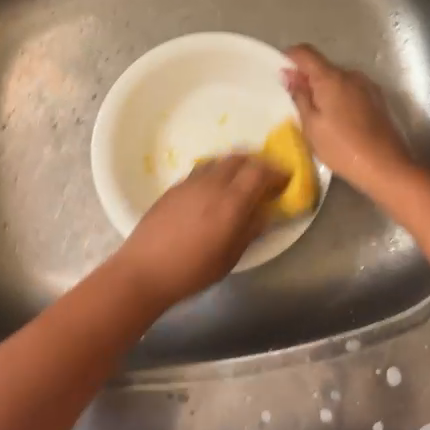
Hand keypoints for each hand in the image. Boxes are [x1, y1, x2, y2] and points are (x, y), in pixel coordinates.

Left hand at [108, 156, 287, 307]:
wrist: (144, 270)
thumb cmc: (192, 271)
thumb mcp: (230, 257)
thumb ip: (250, 230)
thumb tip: (264, 213)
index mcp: (230, 202)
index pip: (260, 172)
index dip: (276, 172)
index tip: (285, 179)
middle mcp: (212, 184)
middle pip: (240, 158)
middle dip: (257, 163)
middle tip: (265, 176)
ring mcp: (190, 182)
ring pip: (219, 161)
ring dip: (236, 164)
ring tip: (241, 179)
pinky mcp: (174, 187)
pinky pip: (202, 169)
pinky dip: (216, 171)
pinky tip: (215, 189)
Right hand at [283, 45, 412, 187]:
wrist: (385, 167)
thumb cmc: (341, 148)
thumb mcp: (311, 126)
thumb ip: (299, 96)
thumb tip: (289, 74)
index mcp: (331, 77)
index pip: (305, 52)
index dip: (289, 58)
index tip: (281, 75)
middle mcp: (351, 74)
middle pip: (322, 67)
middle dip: (307, 79)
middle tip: (297, 105)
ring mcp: (367, 86)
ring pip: (338, 80)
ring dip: (325, 90)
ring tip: (319, 118)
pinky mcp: (377, 99)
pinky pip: (351, 90)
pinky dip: (340, 98)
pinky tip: (339, 122)